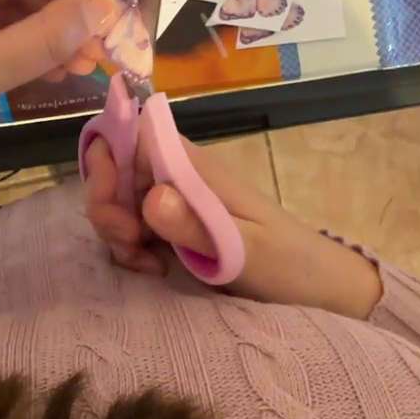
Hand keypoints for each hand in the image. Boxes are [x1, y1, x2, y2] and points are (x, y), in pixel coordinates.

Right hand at [83, 134, 383, 318]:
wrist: (313, 285)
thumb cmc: (285, 261)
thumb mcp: (245, 248)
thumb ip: (196, 225)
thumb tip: (150, 196)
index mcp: (192, 165)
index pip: (130, 134)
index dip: (106, 159)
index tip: (112, 204)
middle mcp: (175, 174)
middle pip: (113, 170)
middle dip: (106, 208)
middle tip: (130, 243)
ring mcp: (171, 200)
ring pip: (115, 201)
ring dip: (116, 233)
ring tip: (145, 262)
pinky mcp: (170, 226)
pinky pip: (128, 228)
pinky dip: (128, 248)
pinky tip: (152, 267)